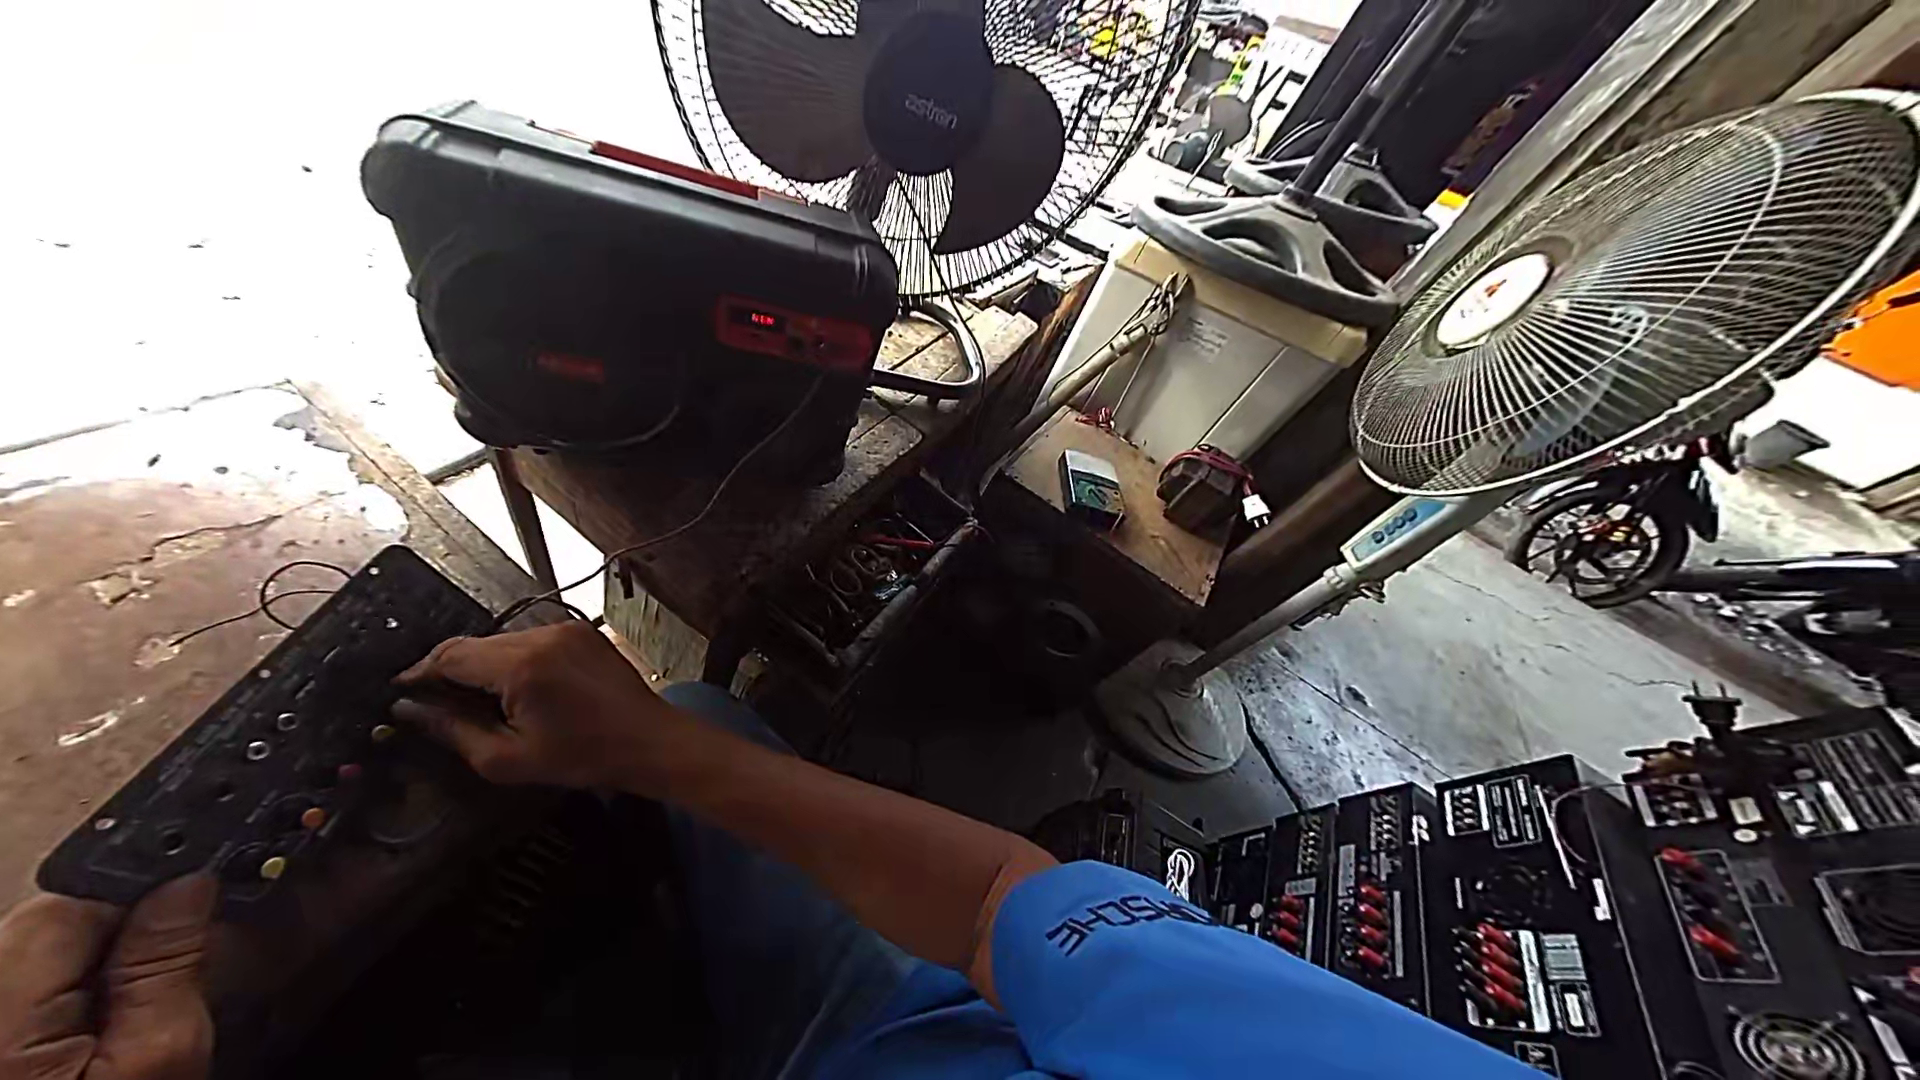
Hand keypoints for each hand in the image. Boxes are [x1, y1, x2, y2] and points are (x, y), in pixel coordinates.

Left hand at [0, 875, 216, 1079]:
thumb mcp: (161, 1055)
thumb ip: (167, 964)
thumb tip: (189, 881)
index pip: (62, 910)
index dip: (136, 893)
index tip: (192, 902)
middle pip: (35, 929)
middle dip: (112, 925)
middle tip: (159, 969)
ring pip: (23, 951)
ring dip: (86, 954)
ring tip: (121, 1001)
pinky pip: (13, 983)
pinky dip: (57, 984)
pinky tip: (82, 1019)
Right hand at [392, 621, 666, 787]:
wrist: (649, 739)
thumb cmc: (583, 755)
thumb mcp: (506, 757)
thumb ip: (452, 729)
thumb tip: (408, 711)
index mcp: (523, 664)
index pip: (449, 656)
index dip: (418, 675)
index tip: (400, 696)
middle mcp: (546, 635)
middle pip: (475, 645)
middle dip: (449, 672)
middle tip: (433, 705)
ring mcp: (569, 630)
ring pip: (503, 641)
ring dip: (483, 666)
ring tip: (478, 702)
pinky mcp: (585, 632)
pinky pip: (533, 640)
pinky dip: (515, 660)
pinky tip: (517, 690)